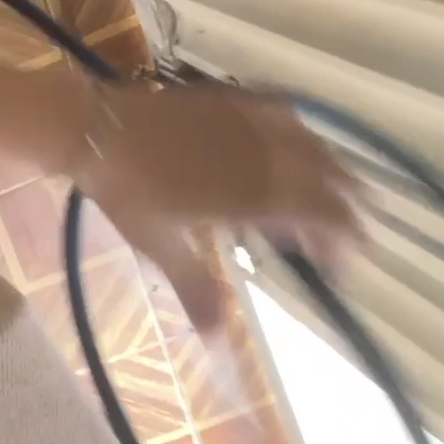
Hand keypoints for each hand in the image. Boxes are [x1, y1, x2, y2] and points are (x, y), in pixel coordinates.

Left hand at [73, 84, 363, 330]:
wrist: (92, 128)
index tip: (339, 267)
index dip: (343, 243)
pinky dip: (299, 129)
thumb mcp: (158, 243)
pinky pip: (279, 109)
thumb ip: (196, 288)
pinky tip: (298, 135)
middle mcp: (265, 156)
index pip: (325, 219)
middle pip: (330, 181)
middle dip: (347, 209)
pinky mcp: (226, 98)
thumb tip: (218, 344)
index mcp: (256, 195)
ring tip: (340, 190)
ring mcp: (247, 122)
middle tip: (351, 234)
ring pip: (313, 144)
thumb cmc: (125, 189)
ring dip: (333, 170)